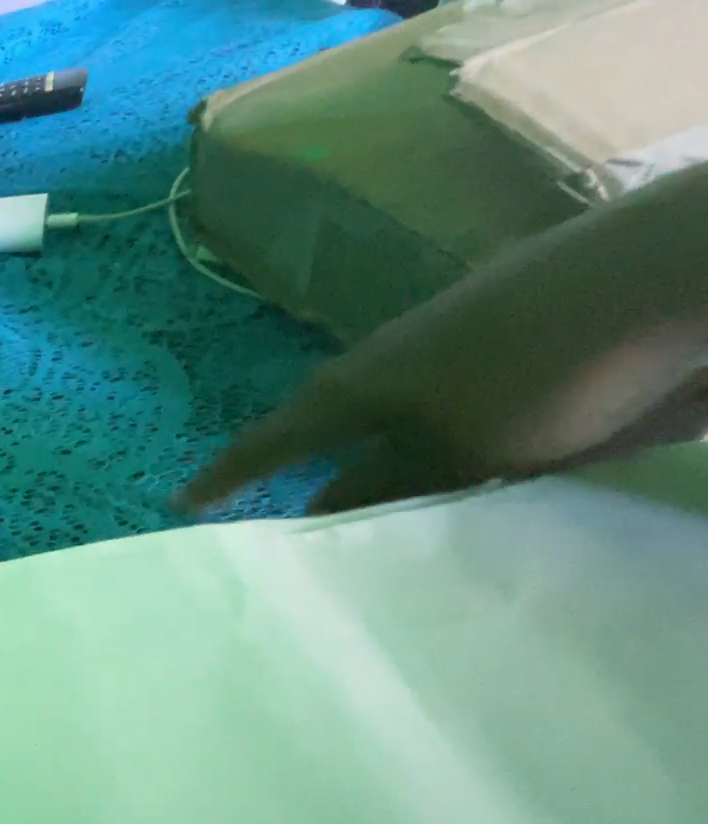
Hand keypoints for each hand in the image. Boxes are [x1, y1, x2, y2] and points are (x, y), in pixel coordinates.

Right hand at [179, 281, 707, 514]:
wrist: (661, 273)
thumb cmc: (536, 372)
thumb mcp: (458, 452)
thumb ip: (386, 486)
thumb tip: (323, 512)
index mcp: (349, 391)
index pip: (264, 444)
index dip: (222, 476)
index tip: (180, 503)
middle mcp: (379, 370)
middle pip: (322, 436)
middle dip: (303, 482)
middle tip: (291, 532)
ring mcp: (435, 353)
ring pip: (382, 430)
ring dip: (374, 473)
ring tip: (377, 521)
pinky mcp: (489, 349)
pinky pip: (432, 416)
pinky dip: (427, 455)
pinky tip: (454, 480)